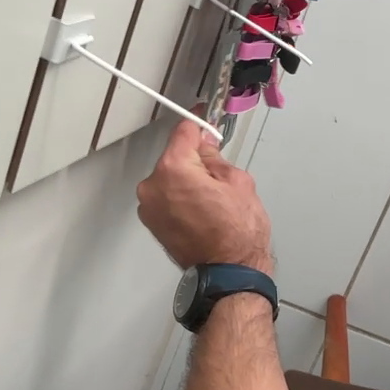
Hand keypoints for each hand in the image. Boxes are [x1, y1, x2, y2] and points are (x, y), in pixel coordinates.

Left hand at [136, 121, 273, 272]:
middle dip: (196, 160)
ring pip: (171, 180)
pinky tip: (205, 213)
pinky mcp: (153, 224)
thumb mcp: (239, 183)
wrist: (229, 272)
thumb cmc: (238, 234)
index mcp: (174, 169)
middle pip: (175, 158)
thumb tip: (205, 147)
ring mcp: (150, 207)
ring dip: (189, 182)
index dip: (199, 124)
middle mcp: (154, 185)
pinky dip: (183, 200)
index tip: (205, 117)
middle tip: (222, 175)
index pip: (183, 133)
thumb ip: (216, 158)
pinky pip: (168, 200)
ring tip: (216, 201)